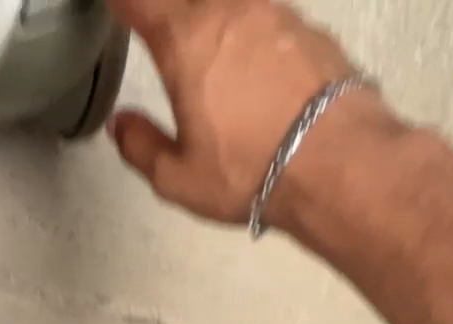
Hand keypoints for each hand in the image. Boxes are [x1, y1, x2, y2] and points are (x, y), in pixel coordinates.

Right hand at [107, 0, 395, 226]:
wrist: (338, 162)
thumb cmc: (249, 169)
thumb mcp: (176, 177)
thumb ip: (140, 145)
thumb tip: (121, 124)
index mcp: (186, 43)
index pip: (141, 2)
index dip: (122, 1)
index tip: (114, 4)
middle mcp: (231, 13)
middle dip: (166, 10)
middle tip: (154, 21)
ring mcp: (275, 15)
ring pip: (229, 4)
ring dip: (209, 18)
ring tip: (201, 43)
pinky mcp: (309, 30)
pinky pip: (265, 18)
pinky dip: (246, 31)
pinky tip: (246, 61)